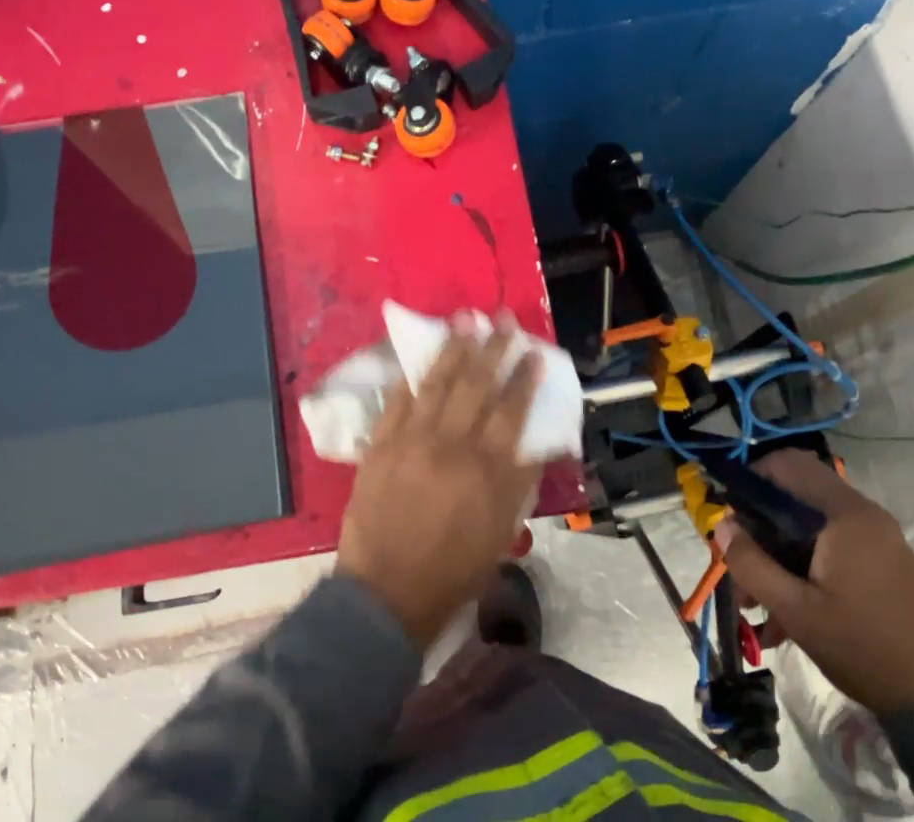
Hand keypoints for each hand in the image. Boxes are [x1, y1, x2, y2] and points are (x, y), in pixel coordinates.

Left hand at [337, 313, 542, 647]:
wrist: (387, 593)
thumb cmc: (453, 572)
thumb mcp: (501, 531)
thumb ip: (516, 482)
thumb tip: (531, 441)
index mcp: (487, 471)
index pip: (512, 412)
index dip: (524, 380)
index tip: (533, 353)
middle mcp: (452, 446)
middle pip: (477, 386)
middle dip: (492, 349)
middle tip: (502, 320)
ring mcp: (412, 442)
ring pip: (437, 385)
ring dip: (453, 350)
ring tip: (465, 321)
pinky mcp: (380, 446)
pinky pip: (397, 402)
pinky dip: (410, 377)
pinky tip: (420, 358)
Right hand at [717, 450, 913, 716]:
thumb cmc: (863, 646)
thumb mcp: (795, 609)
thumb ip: (751, 563)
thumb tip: (721, 524)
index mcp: (844, 515)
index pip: (788, 465)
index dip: (751, 480)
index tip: (728, 516)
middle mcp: (863, 516)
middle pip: (795, 500)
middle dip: (759, 533)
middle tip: (739, 573)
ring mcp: (877, 539)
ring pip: (810, 530)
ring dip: (777, 559)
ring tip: (757, 607)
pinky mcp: (883, 563)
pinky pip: (830, 550)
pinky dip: (803, 571)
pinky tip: (786, 618)